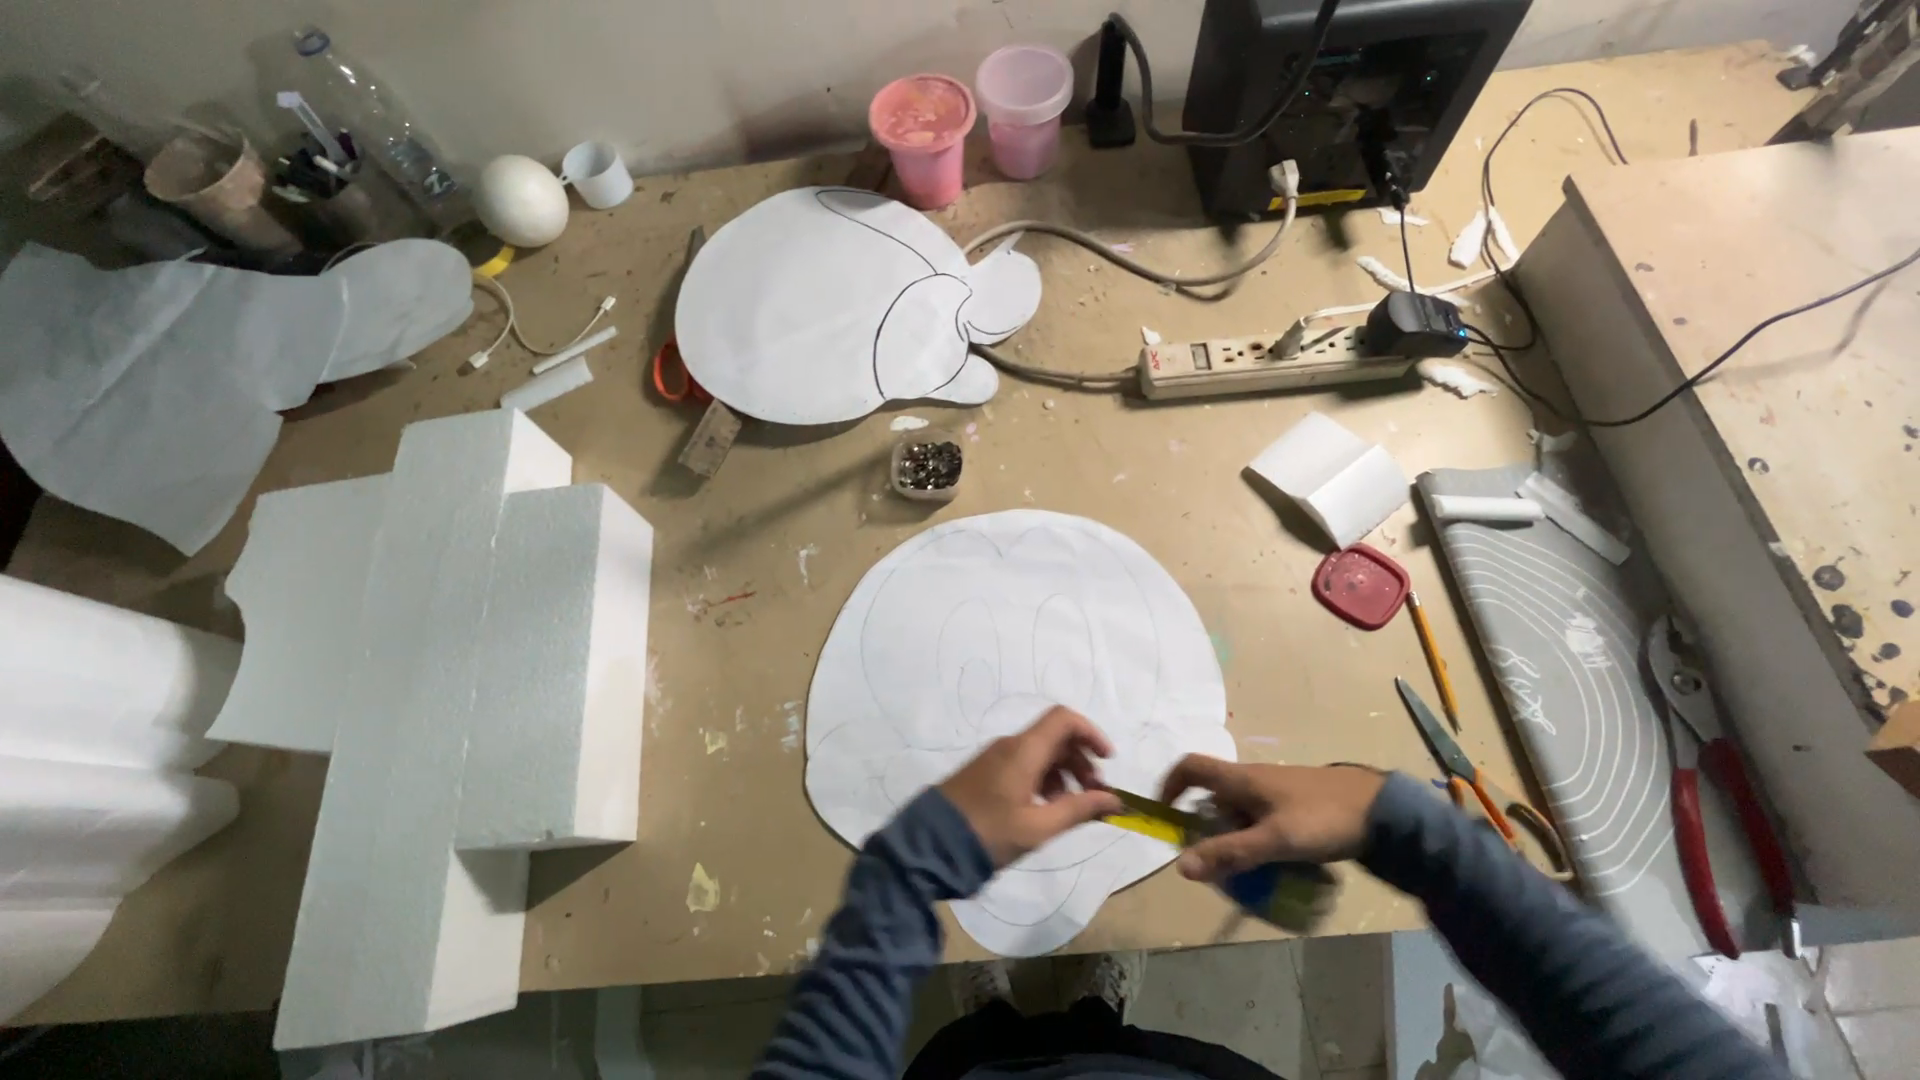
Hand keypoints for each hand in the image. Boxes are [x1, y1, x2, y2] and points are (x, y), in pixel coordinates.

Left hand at [939, 706, 1125, 867]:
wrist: (928, 845)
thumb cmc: (988, 833)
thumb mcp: (1038, 828)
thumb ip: (1078, 810)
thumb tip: (1113, 799)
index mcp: (1024, 750)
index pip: (1064, 719)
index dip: (1091, 733)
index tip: (1107, 762)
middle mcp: (1009, 745)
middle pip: (1055, 737)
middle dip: (1081, 760)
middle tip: (1094, 795)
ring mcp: (994, 758)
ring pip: (1040, 752)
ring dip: (1063, 773)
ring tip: (1069, 808)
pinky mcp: (984, 772)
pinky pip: (1023, 764)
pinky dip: (1043, 779)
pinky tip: (1045, 809)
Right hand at [1158, 757, 1385, 882]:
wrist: (1383, 810)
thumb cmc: (1322, 817)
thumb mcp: (1274, 840)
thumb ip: (1230, 853)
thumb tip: (1181, 867)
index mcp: (1240, 779)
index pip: (1190, 768)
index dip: (1170, 786)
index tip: (1166, 815)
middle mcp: (1252, 780)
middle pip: (1212, 796)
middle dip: (1205, 828)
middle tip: (1210, 860)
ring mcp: (1275, 792)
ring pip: (1237, 811)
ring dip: (1232, 837)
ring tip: (1243, 870)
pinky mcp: (1294, 805)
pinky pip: (1260, 820)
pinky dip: (1255, 839)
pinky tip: (1273, 863)